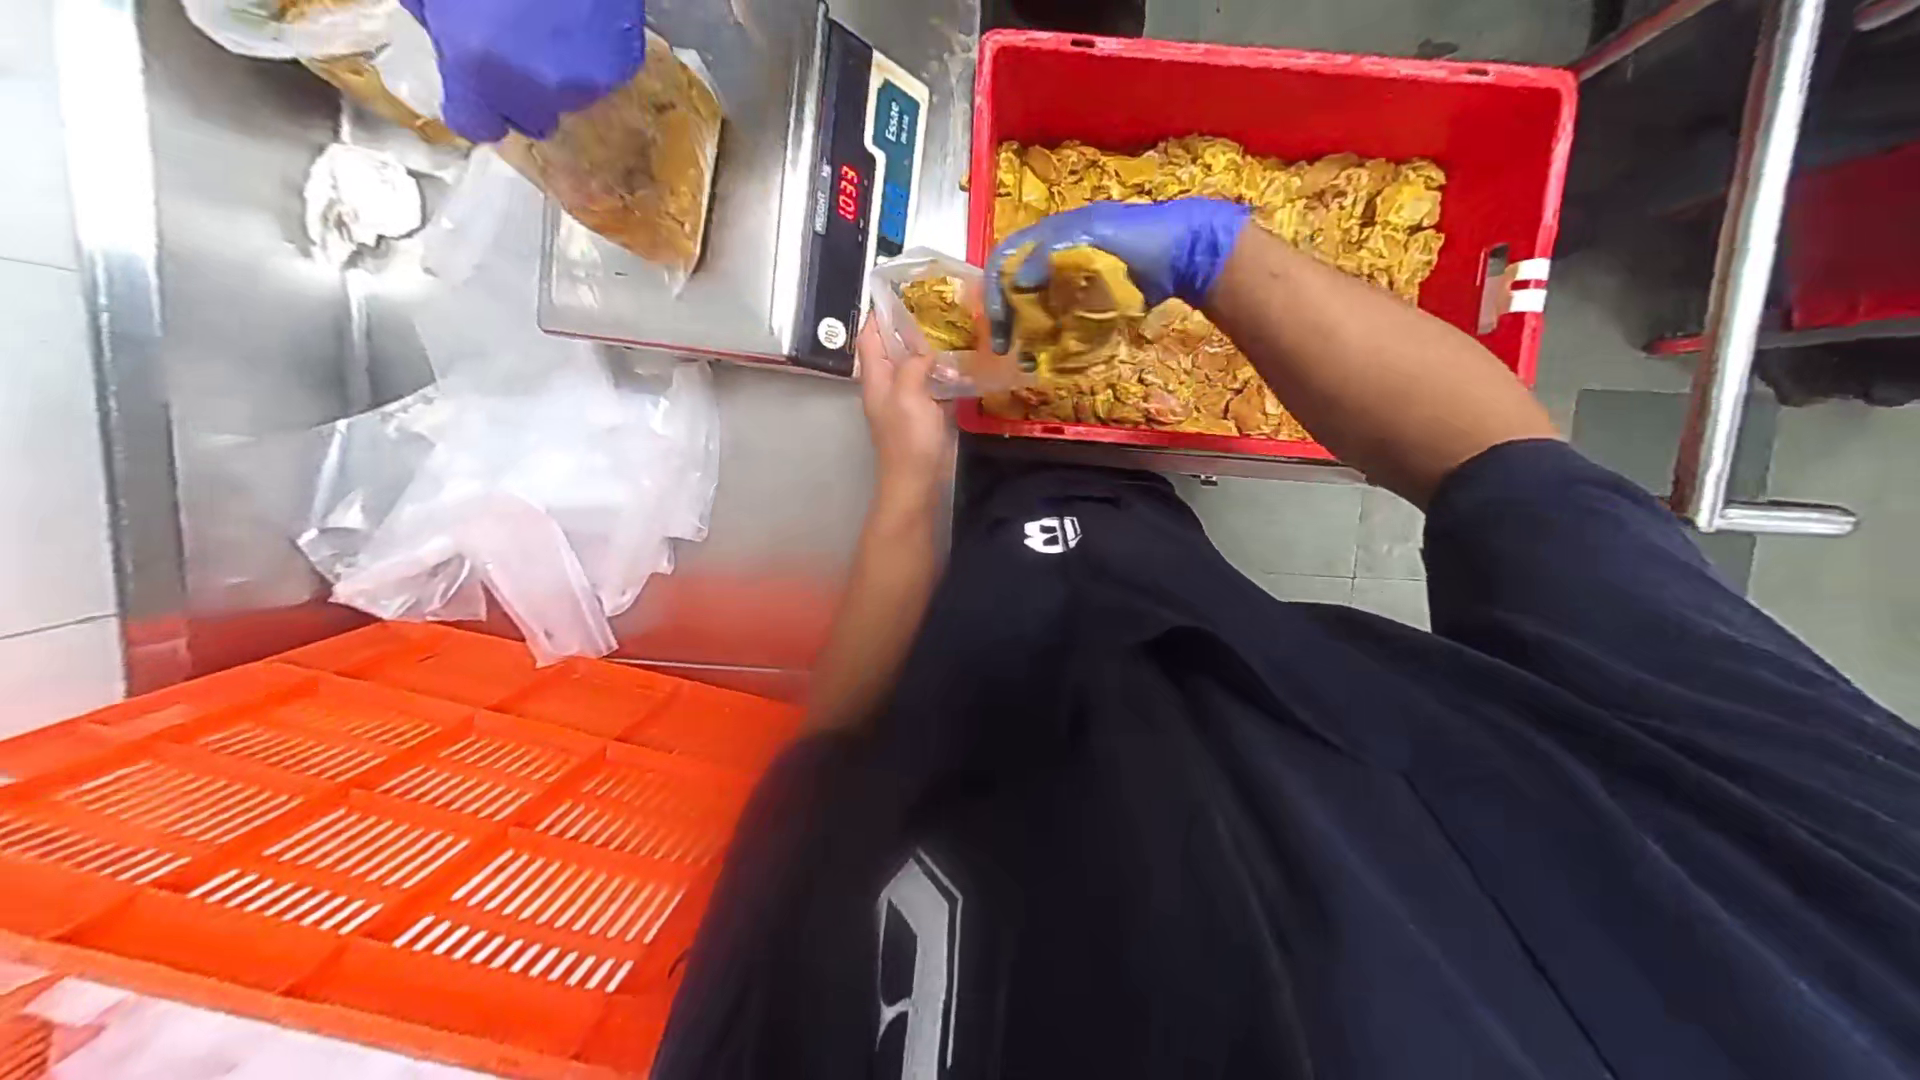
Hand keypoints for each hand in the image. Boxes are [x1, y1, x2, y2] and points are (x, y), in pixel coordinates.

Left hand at [401, 0, 644, 141]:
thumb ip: (430, 14)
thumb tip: (444, 34)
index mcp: (477, 63)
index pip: (476, 124)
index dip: (472, 108)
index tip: (471, 93)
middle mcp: (538, 89)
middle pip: (530, 119)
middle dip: (519, 94)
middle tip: (511, 48)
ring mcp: (587, 82)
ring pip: (568, 95)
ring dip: (556, 69)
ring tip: (548, 19)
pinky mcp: (622, 65)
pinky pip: (601, 73)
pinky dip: (589, 52)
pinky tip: (579, 13)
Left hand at [857, 318, 948, 510]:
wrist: (916, 483)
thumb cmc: (908, 441)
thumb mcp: (908, 395)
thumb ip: (914, 365)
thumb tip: (926, 349)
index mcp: (876, 379)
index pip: (870, 337)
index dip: (879, 314)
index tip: (899, 290)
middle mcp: (888, 386)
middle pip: (893, 348)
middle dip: (910, 327)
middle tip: (937, 305)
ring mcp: (907, 402)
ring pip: (915, 366)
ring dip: (930, 349)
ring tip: (954, 328)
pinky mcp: (924, 415)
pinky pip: (932, 385)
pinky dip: (943, 373)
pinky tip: (963, 364)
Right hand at [985, 197, 1251, 352]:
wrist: (1185, 253)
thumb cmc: (1140, 237)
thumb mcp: (1092, 232)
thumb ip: (1051, 253)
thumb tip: (1017, 281)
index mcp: (1050, 236)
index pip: (1004, 261)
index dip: (993, 291)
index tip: (997, 325)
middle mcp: (1055, 259)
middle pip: (1016, 290)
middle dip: (1008, 319)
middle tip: (1008, 349)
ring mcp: (1073, 283)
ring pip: (1036, 310)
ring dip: (1028, 335)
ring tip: (1030, 359)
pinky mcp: (1091, 303)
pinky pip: (1062, 323)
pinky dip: (1053, 340)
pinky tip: (1054, 355)